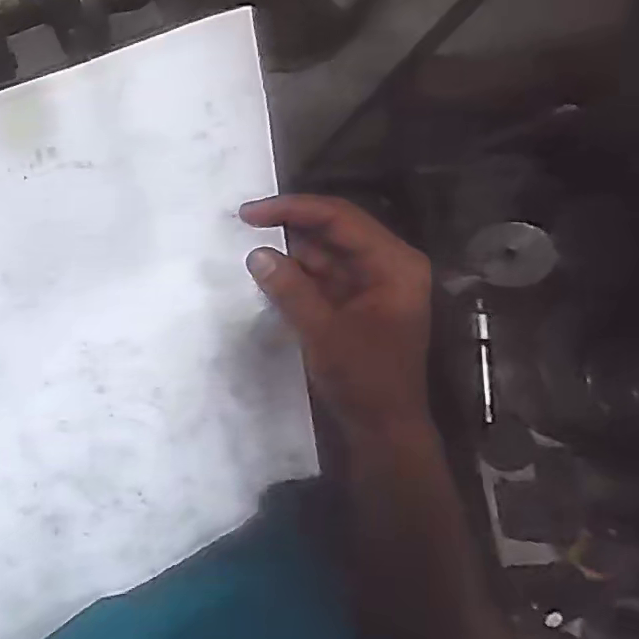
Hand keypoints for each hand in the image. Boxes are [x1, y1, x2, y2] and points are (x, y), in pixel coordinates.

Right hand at [239, 194, 432, 435]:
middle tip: (245, 221)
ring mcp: (370, 283)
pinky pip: (321, 274)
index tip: (249, 213)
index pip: (340, 218)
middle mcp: (386, 265)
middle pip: (333, 229)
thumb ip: (290, 289)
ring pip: (324, 251)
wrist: (383, 429)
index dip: (293, 209)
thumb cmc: (365, 380)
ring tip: (250, 243)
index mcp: (393, 264)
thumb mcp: (323, 332)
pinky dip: (295, 272)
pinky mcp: (354, 301)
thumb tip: (257, 254)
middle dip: (290, 224)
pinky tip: (268, 271)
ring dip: (290, 248)